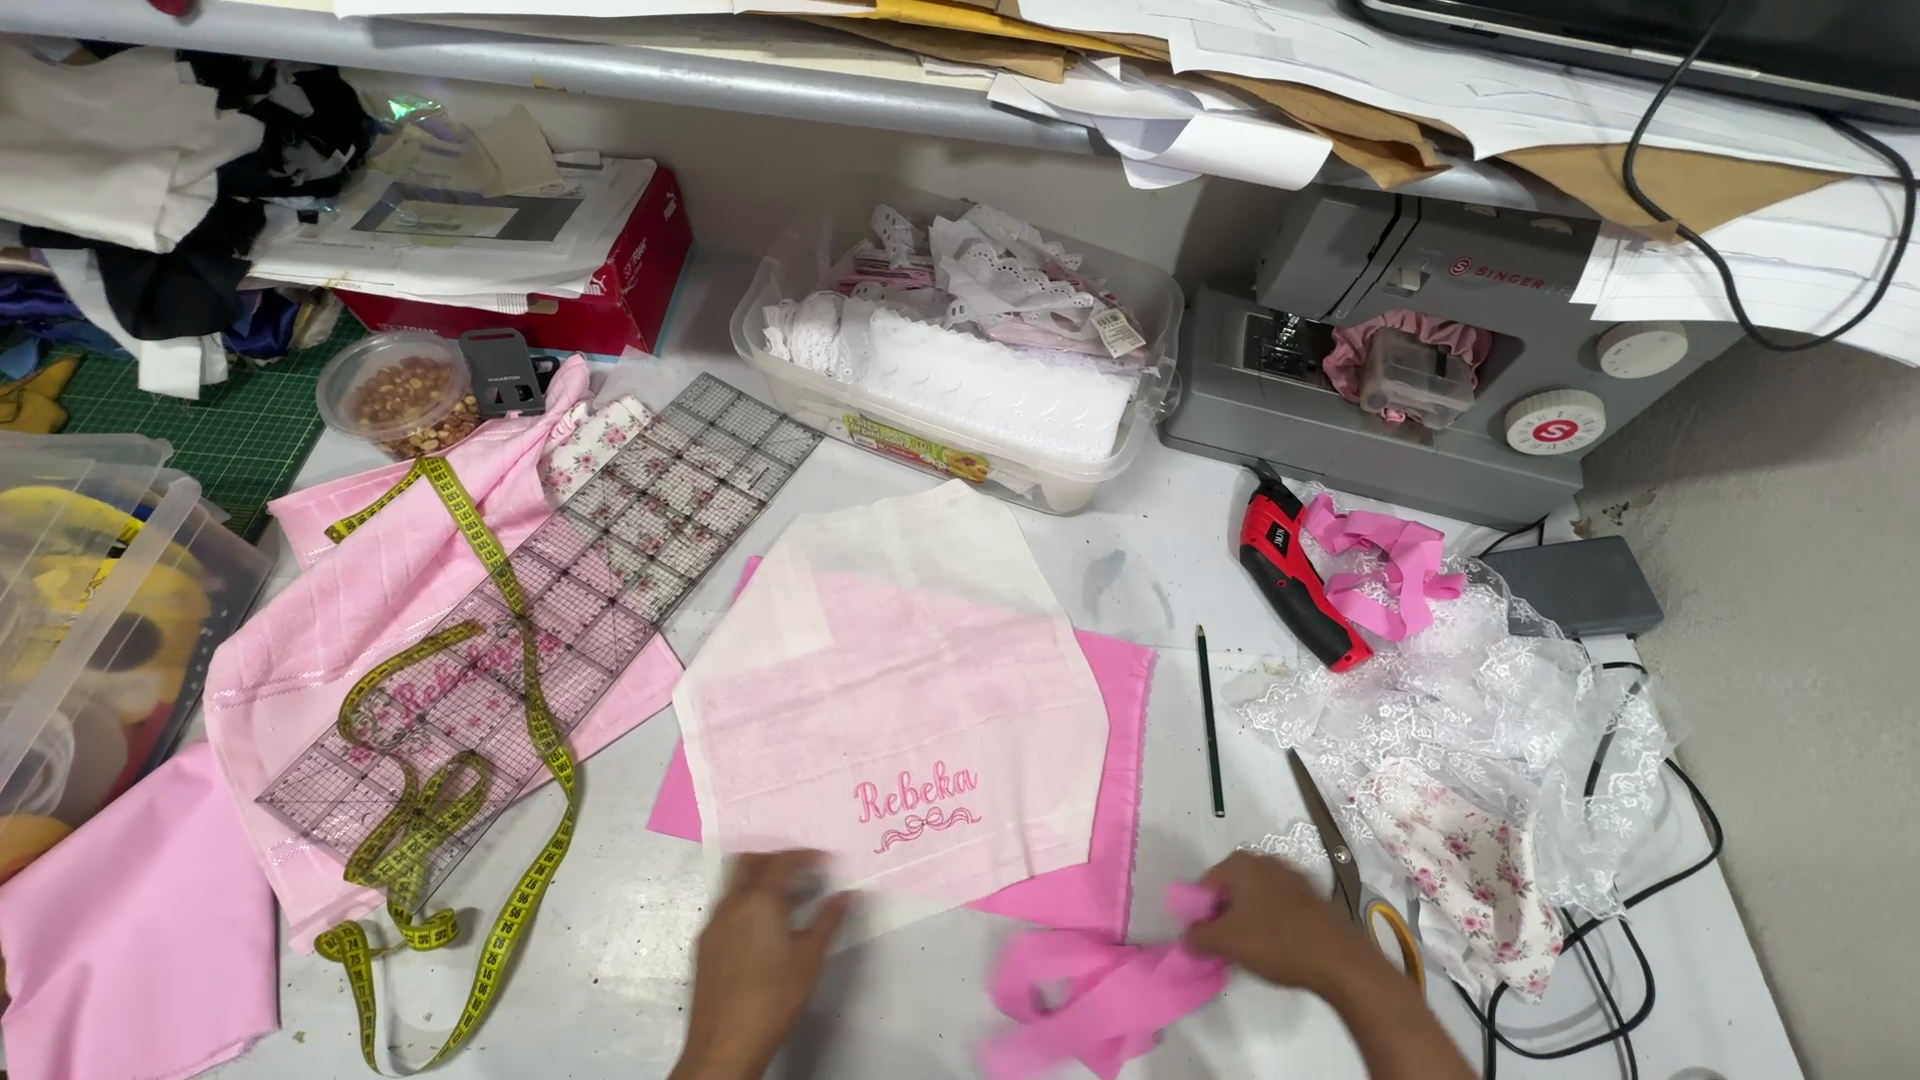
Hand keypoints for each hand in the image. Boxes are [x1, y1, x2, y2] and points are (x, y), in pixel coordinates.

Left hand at [671, 850, 853, 1079]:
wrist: (724, 1045)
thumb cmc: (774, 999)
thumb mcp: (810, 959)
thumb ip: (828, 920)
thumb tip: (846, 894)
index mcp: (759, 901)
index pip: (782, 861)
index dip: (805, 856)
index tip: (824, 860)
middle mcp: (731, 904)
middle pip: (749, 861)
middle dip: (775, 858)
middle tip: (800, 871)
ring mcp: (713, 924)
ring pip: (734, 883)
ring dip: (758, 879)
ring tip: (785, 900)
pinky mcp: (704, 945)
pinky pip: (725, 907)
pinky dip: (745, 902)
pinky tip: (762, 929)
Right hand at [1183, 850, 1370, 993]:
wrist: (1341, 959)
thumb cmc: (1276, 941)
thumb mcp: (1227, 942)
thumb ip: (1198, 937)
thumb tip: (1185, 937)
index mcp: (1240, 863)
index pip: (1205, 885)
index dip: (1201, 912)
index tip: (1207, 938)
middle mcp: (1264, 860)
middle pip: (1231, 888)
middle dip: (1225, 914)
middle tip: (1228, 943)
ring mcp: (1292, 875)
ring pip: (1256, 896)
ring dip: (1249, 917)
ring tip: (1254, 947)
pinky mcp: (1313, 894)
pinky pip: (1280, 904)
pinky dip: (1273, 920)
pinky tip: (1280, 945)